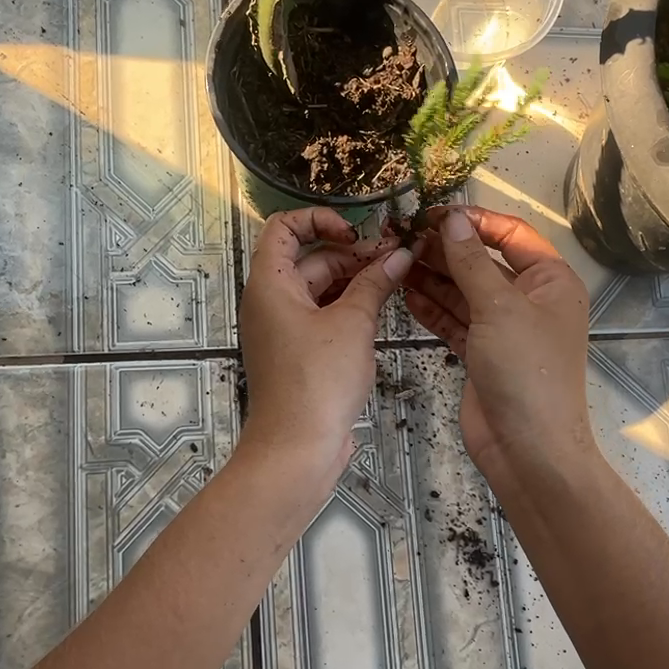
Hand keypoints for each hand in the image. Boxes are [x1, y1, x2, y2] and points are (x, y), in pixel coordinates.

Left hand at [240, 208, 411, 481]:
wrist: (297, 447)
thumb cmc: (318, 380)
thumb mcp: (352, 324)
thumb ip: (375, 283)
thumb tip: (399, 254)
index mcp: (270, 283)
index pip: (284, 227)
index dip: (320, 220)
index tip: (356, 234)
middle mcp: (270, 301)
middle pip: (308, 259)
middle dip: (351, 254)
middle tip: (395, 258)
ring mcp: (282, 329)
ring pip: (319, 289)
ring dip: (354, 281)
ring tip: (395, 280)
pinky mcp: (297, 353)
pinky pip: (320, 316)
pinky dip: (347, 307)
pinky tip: (380, 309)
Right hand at [404, 207, 594, 487]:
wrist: (528, 448)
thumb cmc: (526, 370)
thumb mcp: (499, 308)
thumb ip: (471, 261)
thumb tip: (452, 219)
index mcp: (550, 281)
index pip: (511, 235)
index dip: (473, 221)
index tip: (433, 214)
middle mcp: (529, 301)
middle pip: (483, 263)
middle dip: (446, 250)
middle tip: (403, 238)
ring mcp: (503, 329)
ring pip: (464, 292)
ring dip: (433, 277)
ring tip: (397, 261)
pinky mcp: (481, 354)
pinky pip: (455, 321)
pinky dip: (433, 309)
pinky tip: (406, 294)